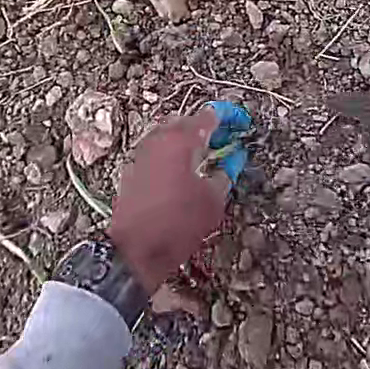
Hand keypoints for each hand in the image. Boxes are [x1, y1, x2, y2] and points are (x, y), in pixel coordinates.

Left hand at [108, 105, 245, 289]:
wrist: (136, 250)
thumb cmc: (177, 224)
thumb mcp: (213, 201)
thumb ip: (224, 175)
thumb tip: (229, 165)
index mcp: (180, 141)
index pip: (207, 118)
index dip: (226, 118)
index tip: (238, 122)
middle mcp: (158, 140)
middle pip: (184, 122)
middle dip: (203, 127)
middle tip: (221, 138)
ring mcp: (141, 153)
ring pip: (167, 135)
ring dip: (185, 140)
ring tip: (203, 154)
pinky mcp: (132, 169)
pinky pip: (156, 150)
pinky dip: (171, 153)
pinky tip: (182, 170)